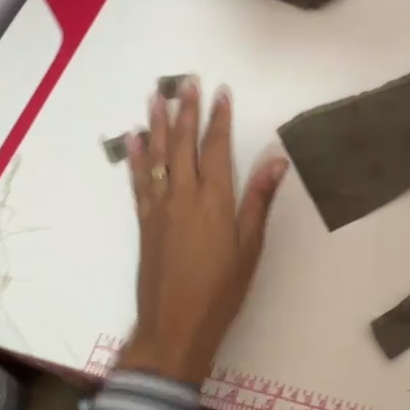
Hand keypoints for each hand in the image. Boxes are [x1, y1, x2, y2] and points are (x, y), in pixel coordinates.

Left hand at [119, 78, 289, 384]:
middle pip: (184, 144)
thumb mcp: (250, 247)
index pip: (217, 148)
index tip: (221, 91)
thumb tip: (277, 160)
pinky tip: (132, 139)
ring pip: (157, 156)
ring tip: (155, 97)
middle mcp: (183, 196)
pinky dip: (135, 158)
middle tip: (185, 82)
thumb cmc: (222, 289)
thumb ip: (259, 200)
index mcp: (214, 200)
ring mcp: (160, 208)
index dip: (219, 118)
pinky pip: (139, 182)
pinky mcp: (144, 222)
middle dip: (186, 111)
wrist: (175, 326)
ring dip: (157, 125)